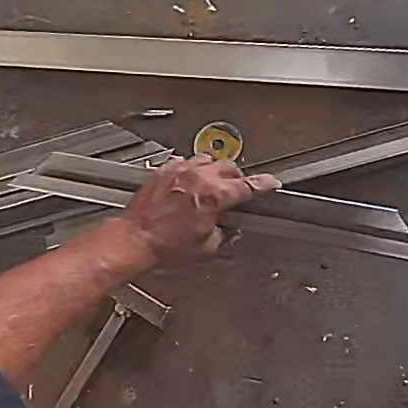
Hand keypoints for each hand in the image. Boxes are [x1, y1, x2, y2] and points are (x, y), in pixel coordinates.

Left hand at [115, 154, 278, 266]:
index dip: (263, 184)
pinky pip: (185, 162)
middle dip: (237, 179)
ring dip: (214, 171)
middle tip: (237, 190)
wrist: (136, 239)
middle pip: (229, 167)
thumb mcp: (207, 247)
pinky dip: (193, 170)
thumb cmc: (166, 245)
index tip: (271, 183)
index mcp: (214, 196)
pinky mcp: (164, 171)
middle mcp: (198, 178)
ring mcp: (179, 171)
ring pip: (207, 160)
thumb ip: (224, 233)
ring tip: (213, 184)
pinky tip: (190, 181)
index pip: (248, 185)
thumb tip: (227, 229)